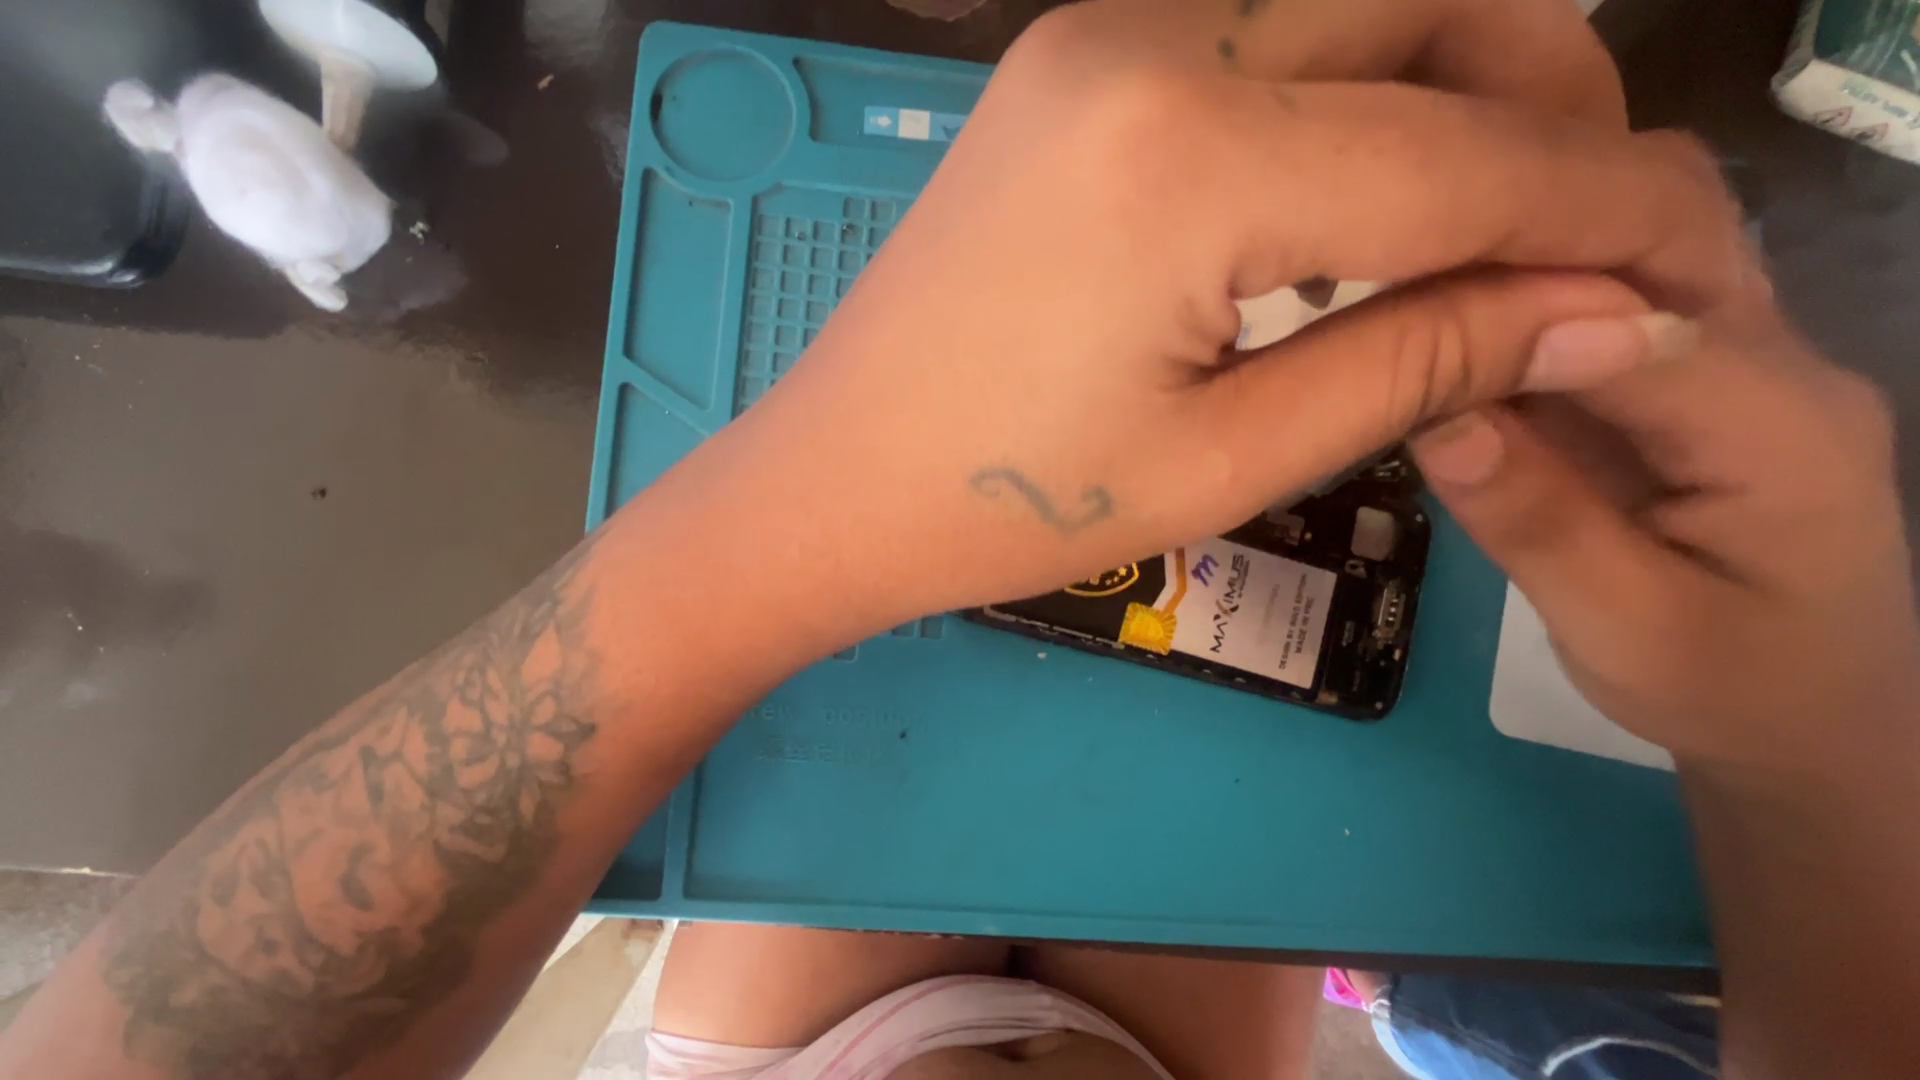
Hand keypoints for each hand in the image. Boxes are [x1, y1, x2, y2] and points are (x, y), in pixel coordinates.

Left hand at [662, 0, 1752, 639]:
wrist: (835, 483)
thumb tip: (1612, 311)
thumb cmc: (1008, 507)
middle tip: (1575, 248)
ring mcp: (1092, 36)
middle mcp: (1147, 40)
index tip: (1685, 276)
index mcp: (1192, 156)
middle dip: (1544, 113)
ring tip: (1486, 229)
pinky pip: (1253, 40)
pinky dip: (1340, 97)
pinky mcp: (1063, 67)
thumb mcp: (1228, 458)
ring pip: (1345, 6)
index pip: (1475, 150)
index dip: (1608, 213)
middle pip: (1433, 8)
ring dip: (1449, 90)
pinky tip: (1353, 197)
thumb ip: (1423, 362)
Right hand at [1412, 300, 1919, 773]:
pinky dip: (1518, 320)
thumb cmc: (1730, 691)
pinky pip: (1598, 328)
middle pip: (1657, 256)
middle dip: (1524, 248)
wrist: (1813, 725)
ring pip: (1625, 276)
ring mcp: (1728, 374)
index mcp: (1781, 426)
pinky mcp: (1681, 395)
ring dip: (1514, 273)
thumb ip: (1535, 521)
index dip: (1518, 300)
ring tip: (1402, 288)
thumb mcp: (1621, 628)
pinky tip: (1447, 330)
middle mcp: (1773, 369)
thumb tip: (1435, 419)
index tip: (1396, 303)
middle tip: (1391, 271)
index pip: (1639, 322)